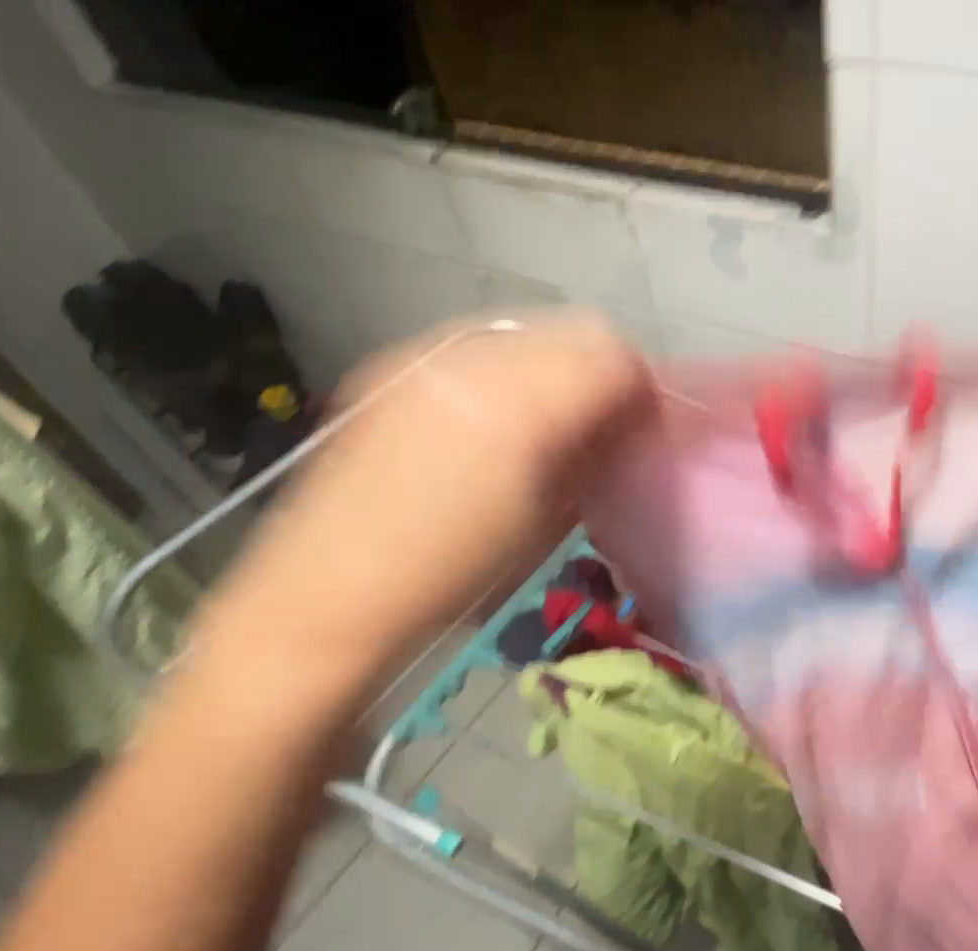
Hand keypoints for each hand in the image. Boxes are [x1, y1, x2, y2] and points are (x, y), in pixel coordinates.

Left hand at [193, 310, 653, 677]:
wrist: (331, 593)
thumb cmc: (457, 573)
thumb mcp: (549, 518)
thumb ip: (595, 455)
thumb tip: (625, 426)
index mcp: (522, 402)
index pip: (615, 356)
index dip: (644, 389)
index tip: (646, 430)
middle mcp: (475, 356)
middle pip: (577, 330)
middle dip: (603, 372)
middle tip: (605, 425)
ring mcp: (427, 354)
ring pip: (528, 332)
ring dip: (557, 368)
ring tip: (550, 423)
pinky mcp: (395, 365)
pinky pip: (477, 346)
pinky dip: (508, 371)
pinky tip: (496, 419)